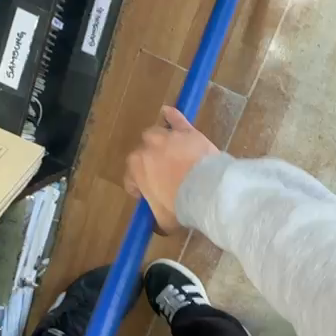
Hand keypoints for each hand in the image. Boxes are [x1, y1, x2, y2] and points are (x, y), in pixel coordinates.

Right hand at [124, 105, 218, 233]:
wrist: (205, 189)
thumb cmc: (179, 206)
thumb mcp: (163, 220)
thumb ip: (157, 218)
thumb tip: (160, 223)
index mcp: (136, 169)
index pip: (130, 179)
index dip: (138, 189)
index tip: (146, 196)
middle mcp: (147, 148)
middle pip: (142, 153)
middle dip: (148, 164)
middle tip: (161, 177)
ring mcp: (167, 137)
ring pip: (155, 134)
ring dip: (157, 143)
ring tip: (166, 153)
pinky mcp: (186, 131)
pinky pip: (175, 117)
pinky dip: (171, 115)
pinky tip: (167, 112)